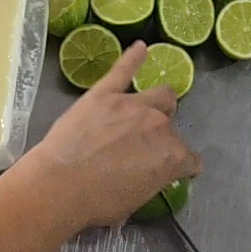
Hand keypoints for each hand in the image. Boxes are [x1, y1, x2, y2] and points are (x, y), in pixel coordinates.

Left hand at [16, 43, 201, 228]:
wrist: (60, 185)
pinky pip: (123, 70)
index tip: (179, 171)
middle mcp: (159, 126)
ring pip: (160, 95)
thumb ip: (150, 182)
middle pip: (172, 127)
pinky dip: (133, 58)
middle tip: (145, 147)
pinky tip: (141, 48)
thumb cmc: (97, 203)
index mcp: (172, 158)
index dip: (184, 168)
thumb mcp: (134, 202)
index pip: (190, 161)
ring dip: (160, 103)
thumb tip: (148, 176)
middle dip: (165, 136)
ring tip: (150, 109)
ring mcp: (132, 105)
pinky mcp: (105, 93)